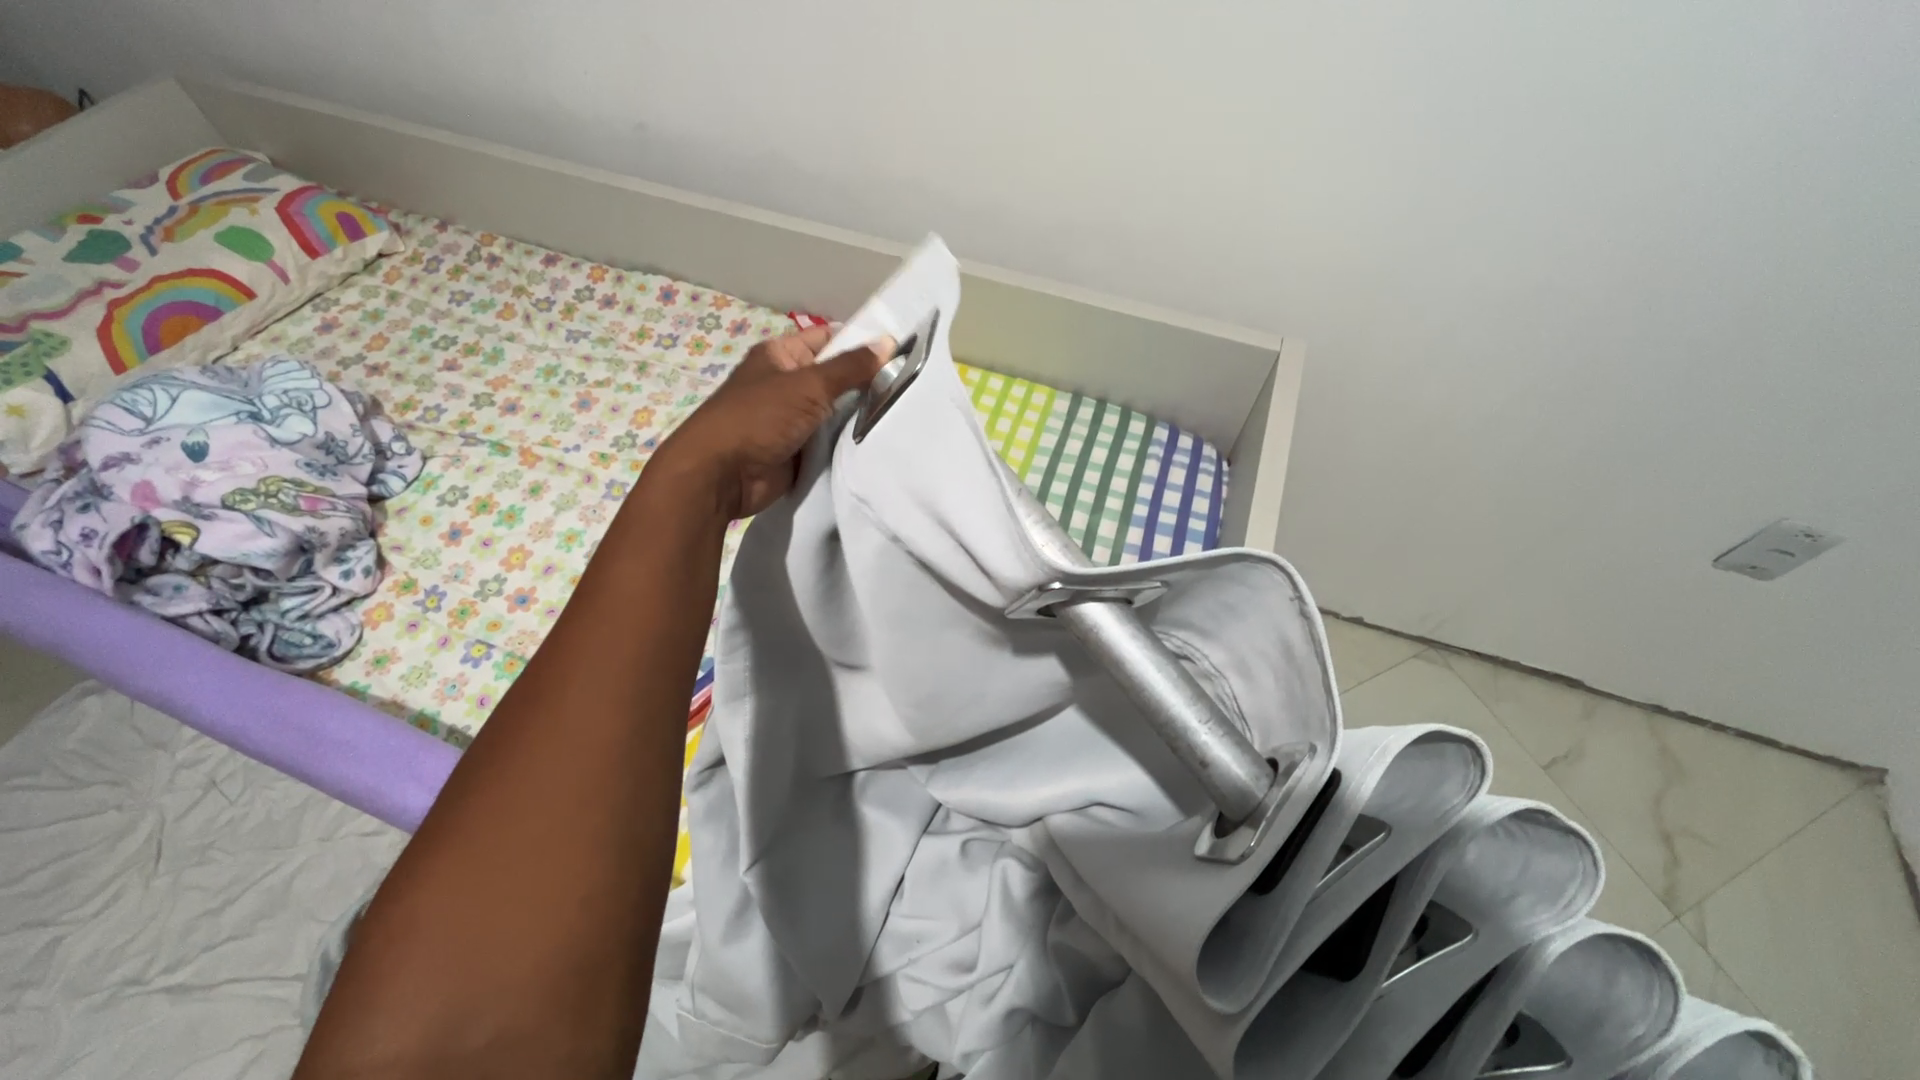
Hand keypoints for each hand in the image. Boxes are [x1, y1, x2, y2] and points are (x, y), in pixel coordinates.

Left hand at [648, 324, 888, 520]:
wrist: (721, 476)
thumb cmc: (758, 418)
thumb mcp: (807, 386)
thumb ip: (850, 367)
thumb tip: (888, 343)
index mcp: (781, 356)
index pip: (828, 338)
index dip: (860, 341)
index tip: (900, 349)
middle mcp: (786, 384)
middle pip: (835, 377)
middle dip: (867, 382)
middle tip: (908, 385)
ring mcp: (792, 420)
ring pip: (835, 412)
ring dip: (860, 416)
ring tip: (903, 413)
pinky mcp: (797, 451)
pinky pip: (830, 442)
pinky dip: (848, 443)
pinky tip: (880, 442)